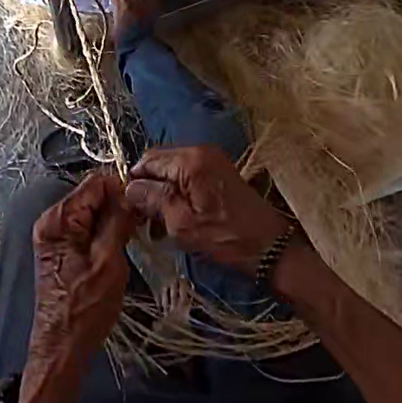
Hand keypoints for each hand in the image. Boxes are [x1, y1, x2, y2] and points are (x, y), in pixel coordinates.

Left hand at [25, 171, 134, 402]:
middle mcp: (51, 220)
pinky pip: (86, 226)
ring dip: (112, 219)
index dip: (120, 189)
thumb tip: (128, 191)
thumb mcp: (108, 260)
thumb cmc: (86, 307)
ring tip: (131, 237)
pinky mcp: (61, 247)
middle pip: (91, 195)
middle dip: (117, 205)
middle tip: (138, 226)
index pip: (94, 183)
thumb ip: (117, 220)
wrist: (63, 347)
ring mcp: (54, 234)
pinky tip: (118, 245)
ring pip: (91, 211)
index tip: (141, 206)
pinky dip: (104, 231)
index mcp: (58, 218)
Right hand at [123, 145, 286, 271]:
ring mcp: (212, 161)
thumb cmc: (227, 239)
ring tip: (157, 226)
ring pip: (172, 171)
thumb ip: (154, 201)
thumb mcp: (183, 225)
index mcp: (191, 159)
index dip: (134, 183)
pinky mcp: (219, 173)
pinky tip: (174, 219)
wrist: (273, 250)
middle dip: (147, 189)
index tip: (129, 209)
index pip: (147, 160)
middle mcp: (200, 151)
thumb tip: (128, 188)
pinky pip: (187, 176)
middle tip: (142, 220)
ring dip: (161, 194)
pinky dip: (177, 194)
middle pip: (159, 163)